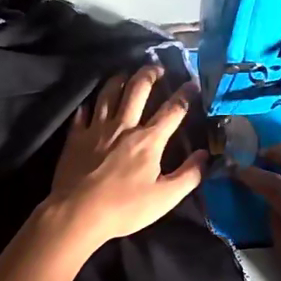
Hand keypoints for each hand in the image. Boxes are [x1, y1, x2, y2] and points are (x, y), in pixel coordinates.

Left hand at [47, 64, 206, 246]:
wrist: (77, 213)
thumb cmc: (125, 208)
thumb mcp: (165, 198)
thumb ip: (189, 175)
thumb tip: (206, 155)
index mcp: (149, 140)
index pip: (172, 110)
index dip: (185, 94)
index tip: (193, 83)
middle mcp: (124, 126)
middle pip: (138, 90)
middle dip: (149, 74)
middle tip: (157, 67)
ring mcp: (96, 129)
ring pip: (108, 94)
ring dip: (119, 80)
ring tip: (126, 74)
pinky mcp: (75, 137)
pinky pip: (83, 112)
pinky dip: (89, 104)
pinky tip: (91, 103)